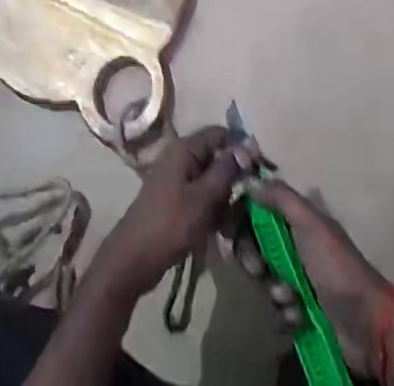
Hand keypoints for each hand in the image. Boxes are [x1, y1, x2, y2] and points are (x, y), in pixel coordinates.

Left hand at [88, 128, 242, 300]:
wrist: (133, 259)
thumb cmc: (170, 224)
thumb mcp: (204, 196)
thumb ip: (226, 170)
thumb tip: (246, 147)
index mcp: (185, 149)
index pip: (221, 134)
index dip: (241, 147)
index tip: (260, 168)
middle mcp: (180, 158)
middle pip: (216, 157)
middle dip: (234, 176)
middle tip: (249, 198)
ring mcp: (176, 179)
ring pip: (211, 179)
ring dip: (224, 197)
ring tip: (232, 218)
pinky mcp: (175, 200)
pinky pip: (201, 195)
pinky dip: (212, 208)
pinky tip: (219, 227)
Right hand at [236, 179, 393, 374]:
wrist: (366, 324)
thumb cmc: (336, 266)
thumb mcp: (311, 224)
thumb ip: (281, 198)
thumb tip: (249, 178)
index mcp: (298, 220)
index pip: (257, 209)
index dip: (240, 217)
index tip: (228, 229)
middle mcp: (294, 244)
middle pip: (253, 244)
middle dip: (251, 258)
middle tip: (259, 269)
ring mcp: (296, 277)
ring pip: (262, 278)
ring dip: (272, 288)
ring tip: (289, 297)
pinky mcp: (298, 309)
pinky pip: (275, 308)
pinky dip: (285, 313)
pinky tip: (298, 316)